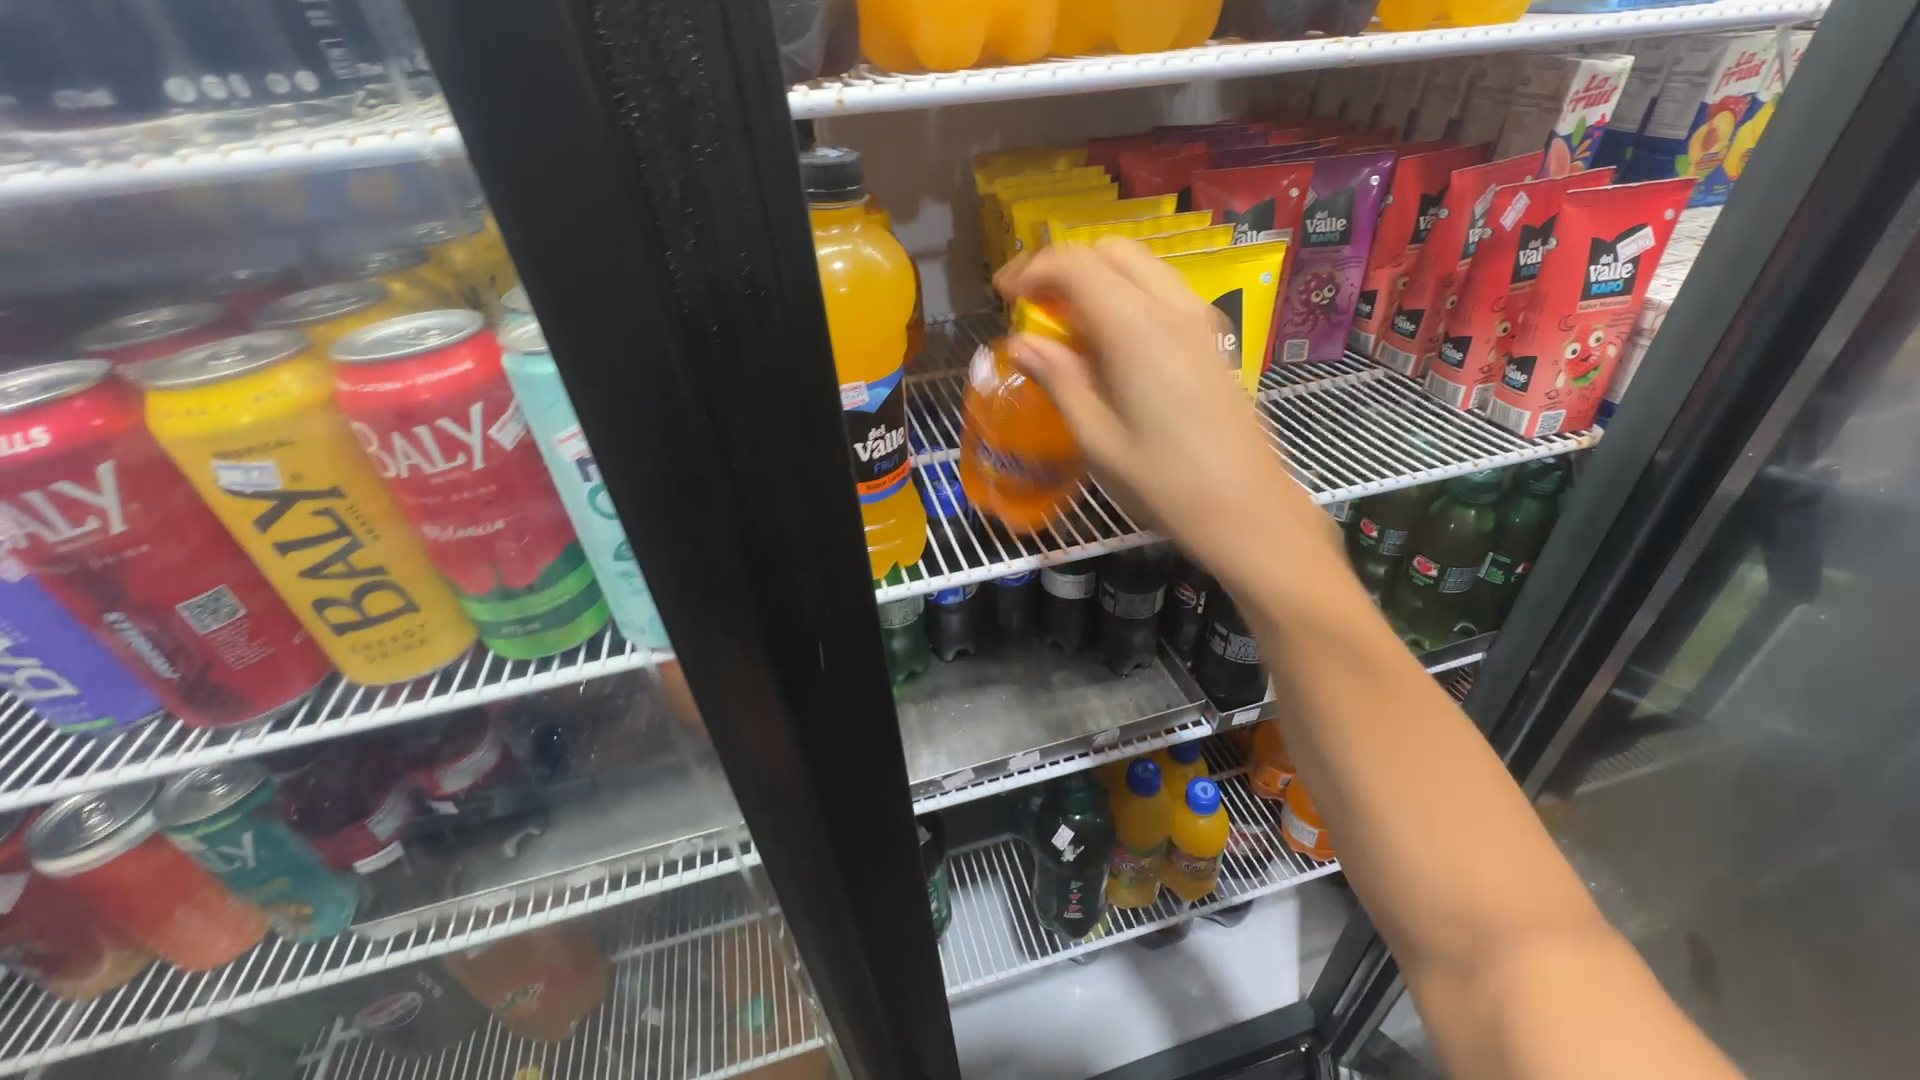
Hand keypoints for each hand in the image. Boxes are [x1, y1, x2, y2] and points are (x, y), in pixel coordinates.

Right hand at [994, 238, 1333, 582]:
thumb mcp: (1096, 438)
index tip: (1004, 297)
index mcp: (1136, 329)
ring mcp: (1200, 321)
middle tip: (1033, 306)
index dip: (1033, 270)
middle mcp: (1172, 308)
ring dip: (1098, 279)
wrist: (1247, 510)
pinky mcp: (1213, 340)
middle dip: (1065, 266)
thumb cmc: (1163, 484)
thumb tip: (1021, 343)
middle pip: (1111, 250)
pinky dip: (1127, 296)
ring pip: (1142, 267)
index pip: (1076, 264)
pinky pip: (1163, 293)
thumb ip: (1059, 379)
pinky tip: (1110, 343)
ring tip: (1067, 324)